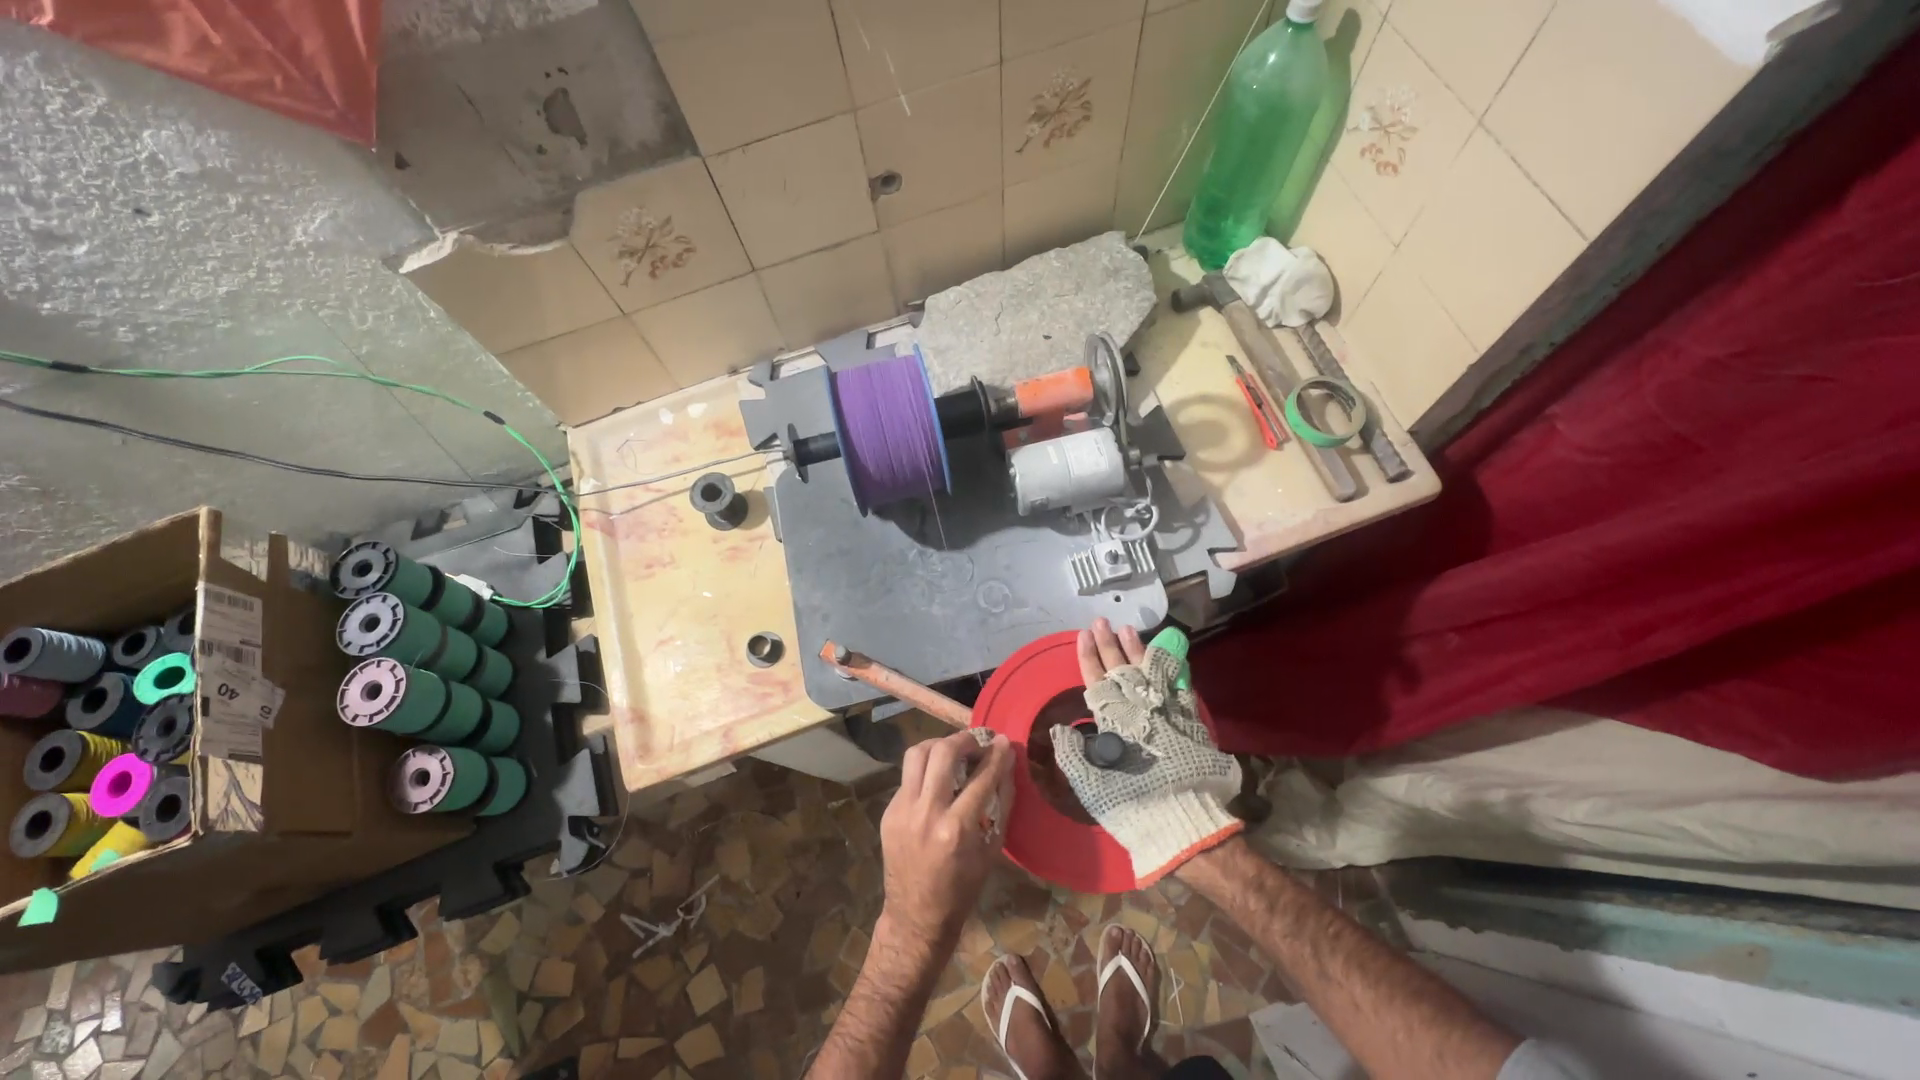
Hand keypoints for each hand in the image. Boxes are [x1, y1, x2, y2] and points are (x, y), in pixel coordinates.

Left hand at [879, 729, 1014, 946]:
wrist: (916, 916)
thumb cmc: (962, 888)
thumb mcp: (991, 850)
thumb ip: (1001, 804)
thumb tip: (1007, 766)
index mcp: (956, 828)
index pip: (981, 777)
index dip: (996, 755)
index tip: (1004, 742)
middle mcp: (926, 813)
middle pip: (942, 753)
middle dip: (964, 740)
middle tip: (977, 743)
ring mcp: (901, 811)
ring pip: (917, 755)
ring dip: (939, 745)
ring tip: (954, 751)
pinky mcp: (888, 812)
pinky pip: (908, 777)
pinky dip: (926, 771)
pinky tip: (937, 781)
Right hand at [1053, 618, 1242, 886]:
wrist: (1184, 823)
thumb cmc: (1132, 807)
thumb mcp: (1091, 786)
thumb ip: (1073, 754)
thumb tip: (1061, 729)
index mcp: (1114, 724)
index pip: (1097, 682)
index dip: (1088, 658)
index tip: (1082, 635)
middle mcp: (1140, 711)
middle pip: (1121, 670)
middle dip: (1108, 645)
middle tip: (1101, 622)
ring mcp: (1167, 713)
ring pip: (1150, 672)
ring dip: (1137, 650)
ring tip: (1128, 630)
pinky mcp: (1190, 723)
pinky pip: (1178, 687)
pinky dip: (1170, 670)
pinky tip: (1165, 657)